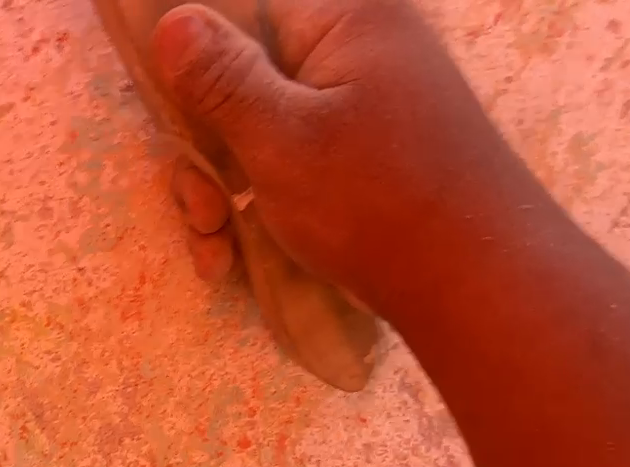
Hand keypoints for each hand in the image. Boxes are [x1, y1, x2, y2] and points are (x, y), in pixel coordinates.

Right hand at [142, 0, 548, 316]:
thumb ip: (223, 79)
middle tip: (205, 211)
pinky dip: (243, 213)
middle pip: (235, 84)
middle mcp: (344, 55)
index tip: (170, 111)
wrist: (459, 276)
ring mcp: (343, 109)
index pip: (246, 9)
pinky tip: (230, 257)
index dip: (195, 57)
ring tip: (218, 245)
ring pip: (243, 137)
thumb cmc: (371, 198)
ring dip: (215, 197)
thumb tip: (171, 21)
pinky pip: (269, 169)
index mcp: (341, 23)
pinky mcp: (338, 158)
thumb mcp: (281, 139)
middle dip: (202, 156)